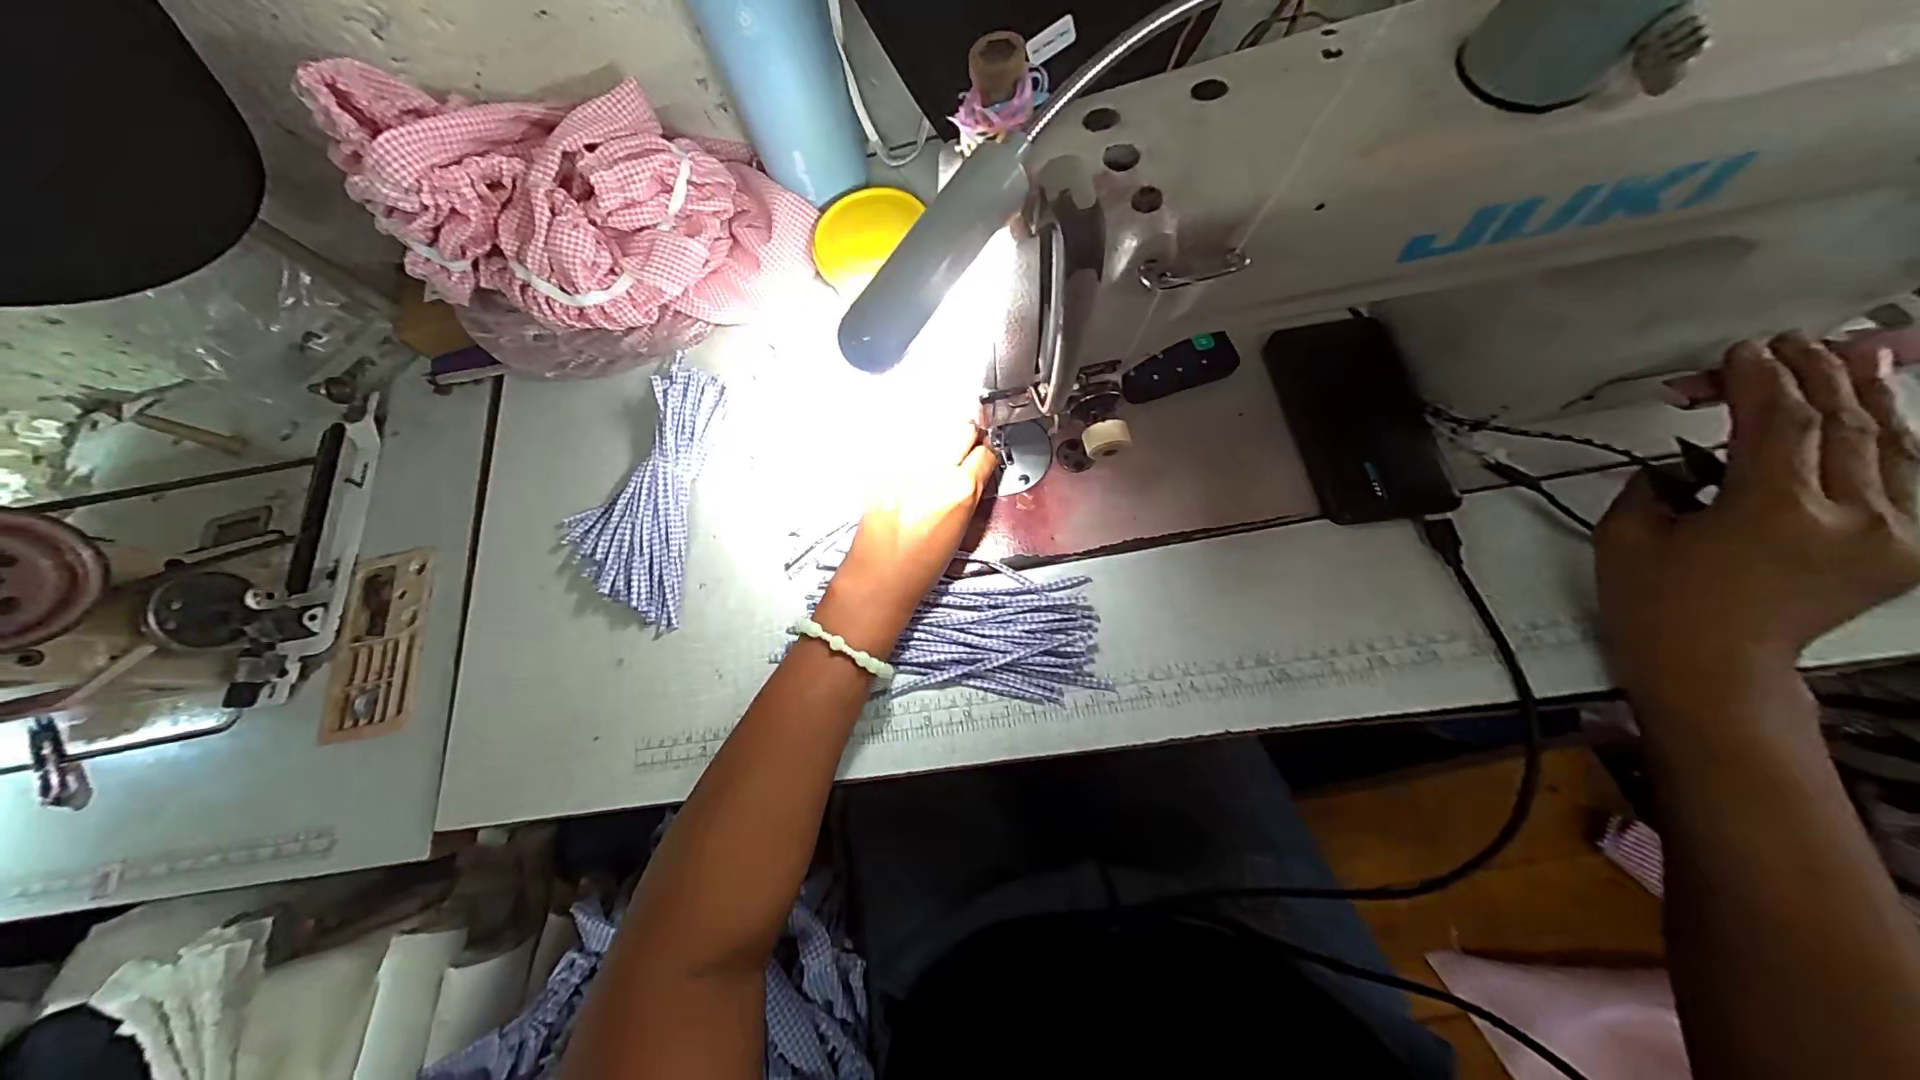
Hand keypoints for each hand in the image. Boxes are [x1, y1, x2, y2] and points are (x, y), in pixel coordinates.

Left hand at [814, 425, 998, 654]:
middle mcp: (932, 474)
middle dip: (965, 438)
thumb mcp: (961, 530)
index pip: (986, 452)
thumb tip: (976, 470)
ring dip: (936, 444)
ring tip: (931, 469)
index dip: (986, 454)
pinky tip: (909, 476)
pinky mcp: (881, 471)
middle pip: (961, 429)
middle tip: (961, 452)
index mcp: (960, 491)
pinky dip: (911, 456)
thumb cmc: (919, 565)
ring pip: (932, 433)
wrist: (880, 576)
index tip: (982, 456)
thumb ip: (971, 493)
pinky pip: (905, 450)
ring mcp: (904, 469)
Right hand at [1595, 333, 1919, 709]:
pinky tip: (1875, 410)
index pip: (1778, 422)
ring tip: (1848, 355)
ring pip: (1887, 443)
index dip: (1760, 379)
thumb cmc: (1658, 606)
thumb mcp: (1629, 536)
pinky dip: (1887, 437)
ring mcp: (1888, 536)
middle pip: (1842, 423)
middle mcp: (1849, 518)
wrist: (1713, 667)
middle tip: (1787, 345)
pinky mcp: (1900, 550)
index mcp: (1772, 513)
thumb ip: (1657, 485)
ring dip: (1864, 394)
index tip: (1741, 353)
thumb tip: (1683, 463)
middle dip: (1812, 375)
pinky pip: (1901, 477)